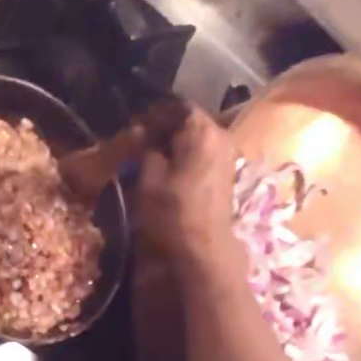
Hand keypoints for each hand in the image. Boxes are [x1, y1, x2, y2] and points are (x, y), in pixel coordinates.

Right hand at [137, 107, 245, 272]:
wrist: (201, 252)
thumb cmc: (171, 214)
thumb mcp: (148, 181)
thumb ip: (147, 151)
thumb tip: (145, 135)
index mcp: (202, 131)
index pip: (176, 107)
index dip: (153, 117)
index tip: (133, 132)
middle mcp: (221, 136)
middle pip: (189, 123)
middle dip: (164, 133)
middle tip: (139, 149)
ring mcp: (226, 157)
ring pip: (195, 141)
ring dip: (174, 149)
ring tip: (151, 166)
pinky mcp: (225, 177)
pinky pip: (201, 158)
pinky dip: (184, 162)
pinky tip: (168, 179)